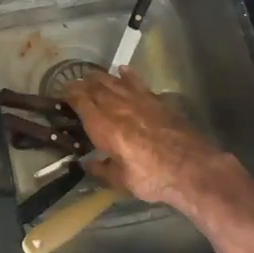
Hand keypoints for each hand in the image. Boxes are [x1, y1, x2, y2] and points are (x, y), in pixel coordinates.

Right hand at [63, 68, 223, 205]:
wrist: (191, 167)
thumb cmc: (151, 177)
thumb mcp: (120, 181)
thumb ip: (100, 170)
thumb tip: (85, 164)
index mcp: (102, 125)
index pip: (79, 100)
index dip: (68, 95)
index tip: (62, 95)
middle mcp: (116, 106)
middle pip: (94, 86)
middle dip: (81, 84)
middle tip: (75, 86)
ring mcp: (137, 99)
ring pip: (113, 80)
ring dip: (100, 77)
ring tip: (92, 77)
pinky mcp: (156, 100)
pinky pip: (136, 81)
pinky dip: (126, 75)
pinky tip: (122, 71)